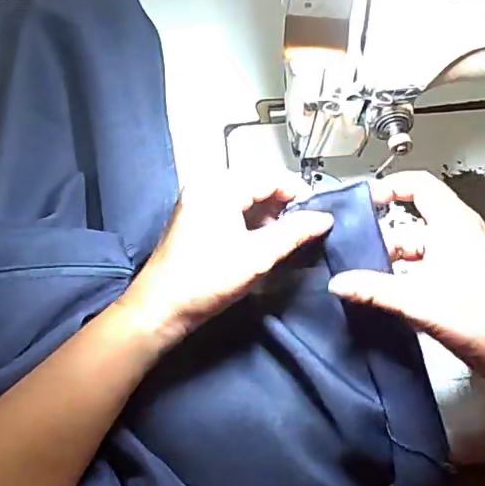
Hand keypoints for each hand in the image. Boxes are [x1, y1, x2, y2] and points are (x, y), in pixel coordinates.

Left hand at [113, 170, 333, 350]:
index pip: (271, 176)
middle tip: (306, 228)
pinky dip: (251, 222)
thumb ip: (294, 233)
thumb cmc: (206, 280)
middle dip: (284, 204)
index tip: (320, 214)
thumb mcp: (258, 256)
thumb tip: (325, 218)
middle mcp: (206, 186)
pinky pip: (231, 210)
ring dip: (269, 215)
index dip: (299, 192)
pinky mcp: (194, 220)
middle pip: (258, 184)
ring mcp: (197, 202)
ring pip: (246, 199)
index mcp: (219, 186)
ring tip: (287, 238)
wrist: (160, 309)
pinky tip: (263, 242)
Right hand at [327, 171, 484, 402]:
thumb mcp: (416, 300)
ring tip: (373, 282)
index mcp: (455, 223)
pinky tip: (393, 296)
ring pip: (417, 247)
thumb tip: (341, 282)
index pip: (418, 184)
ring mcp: (464, 256)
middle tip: (359, 255)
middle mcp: (461, 234)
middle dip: (383, 238)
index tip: (365, 201)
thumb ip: (372, 289)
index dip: (389, 187)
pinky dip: (407, 276)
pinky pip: (427, 266)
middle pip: (411, 221)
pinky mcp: (464, 277)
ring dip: (394, 263)